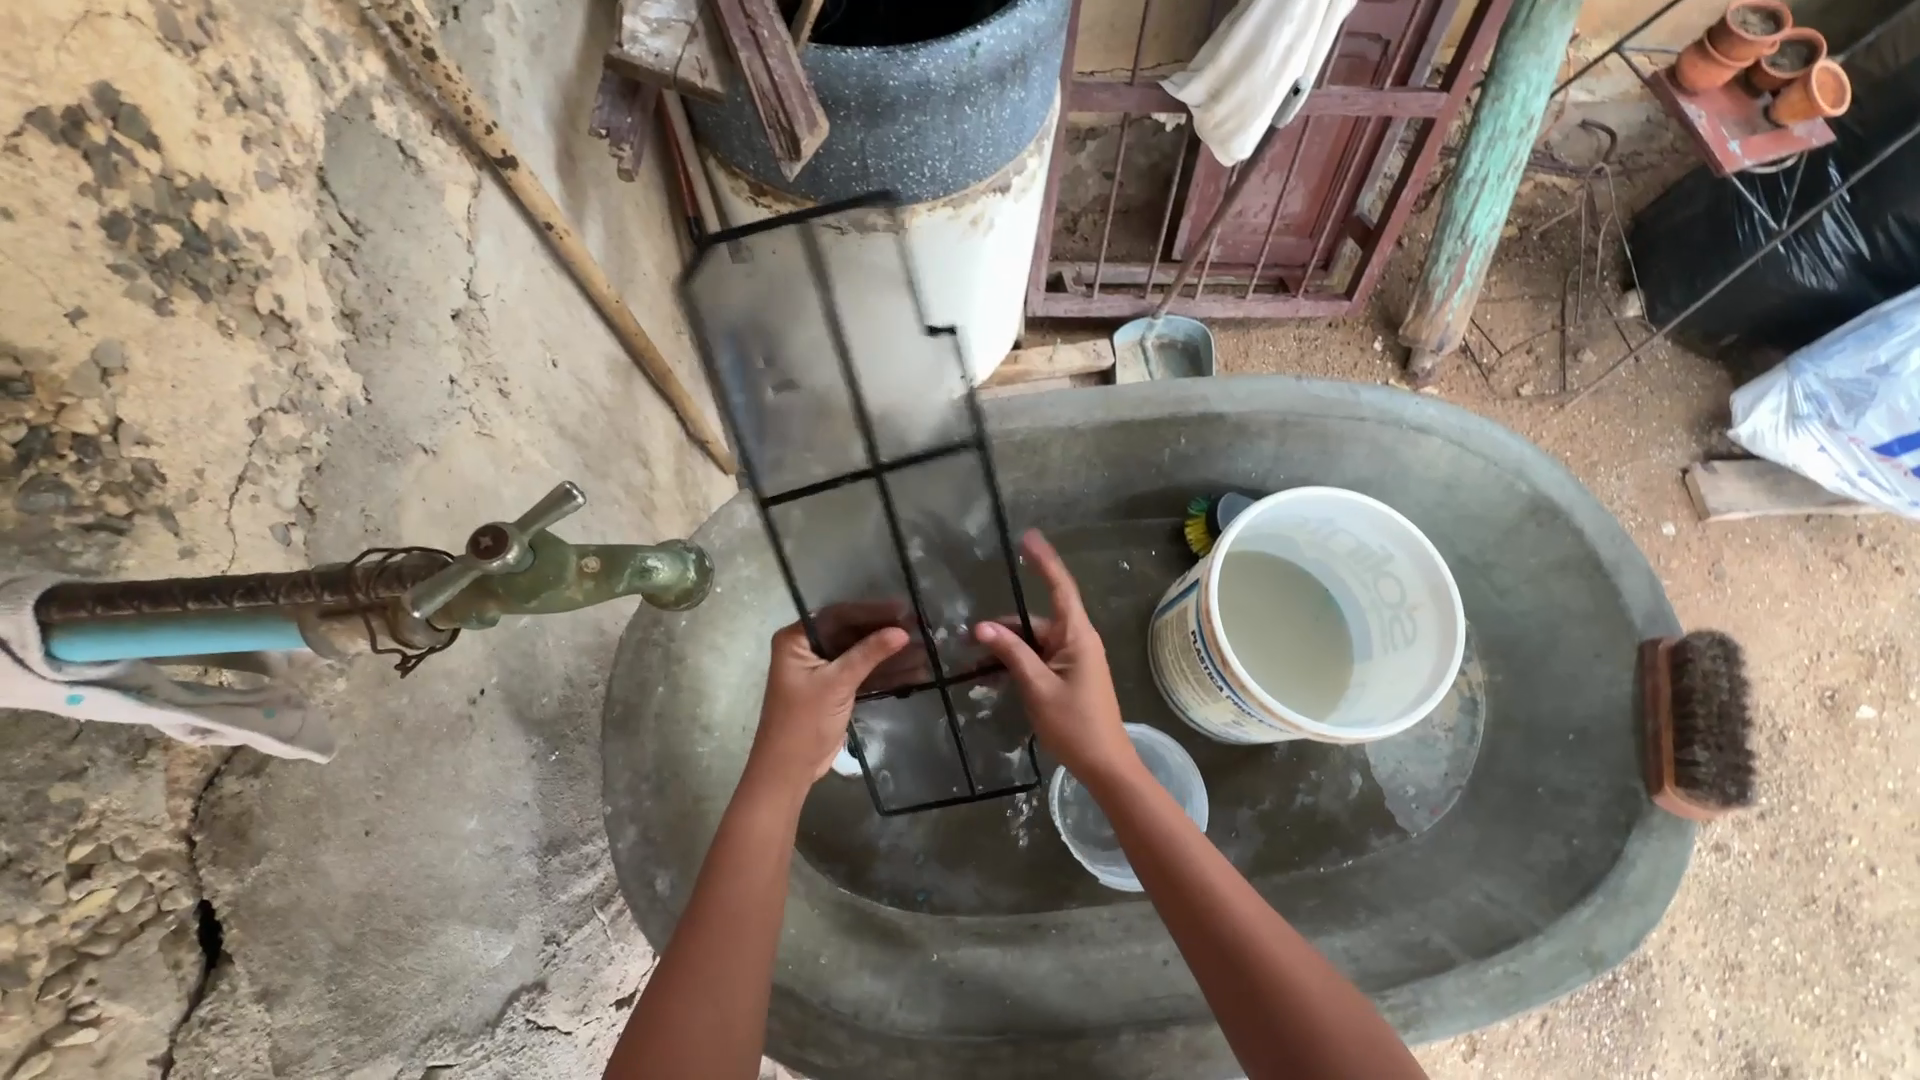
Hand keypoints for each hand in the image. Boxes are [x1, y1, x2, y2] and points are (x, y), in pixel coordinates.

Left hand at [745, 620, 909, 791]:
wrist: (789, 769)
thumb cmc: (803, 721)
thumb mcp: (836, 684)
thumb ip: (868, 654)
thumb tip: (902, 632)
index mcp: (796, 640)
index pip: (838, 616)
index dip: (871, 612)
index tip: (902, 609)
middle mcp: (808, 649)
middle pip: (852, 633)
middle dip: (885, 633)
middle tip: (919, 626)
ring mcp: (823, 670)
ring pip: (861, 654)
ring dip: (891, 655)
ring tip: (925, 650)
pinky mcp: (836, 689)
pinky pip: (864, 673)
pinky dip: (886, 673)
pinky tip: (914, 671)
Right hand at [973, 530, 1138, 783]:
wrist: (1104, 765)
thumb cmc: (1075, 724)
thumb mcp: (1037, 687)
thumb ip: (1011, 654)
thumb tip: (981, 627)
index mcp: (1077, 636)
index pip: (1060, 588)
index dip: (1043, 561)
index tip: (1027, 538)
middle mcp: (1077, 641)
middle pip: (1036, 620)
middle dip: (1004, 628)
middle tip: (968, 638)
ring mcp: (1073, 659)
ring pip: (1033, 642)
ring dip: (1007, 650)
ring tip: (973, 663)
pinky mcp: (1068, 676)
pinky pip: (1038, 660)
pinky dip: (1017, 665)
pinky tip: (990, 678)